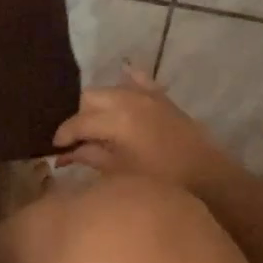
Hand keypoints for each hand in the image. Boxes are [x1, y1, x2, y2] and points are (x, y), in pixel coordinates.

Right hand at [52, 65, 245, 192]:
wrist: (208, 178)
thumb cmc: (161, 181)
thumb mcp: (119, 173)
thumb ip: (89, 157)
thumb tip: (64, 156)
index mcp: (116, 119)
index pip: (77, 121)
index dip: (63, 135)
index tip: (55, 148)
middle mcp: (128, 99)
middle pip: (89, 97)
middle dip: (79, 116)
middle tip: (77, 139)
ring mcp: (147, 95)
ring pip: (111, 89)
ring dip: (100, 104)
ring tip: (98, 125)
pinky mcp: (163, 98)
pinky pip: (139, 81)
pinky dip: (127, 83)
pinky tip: (120, 89)